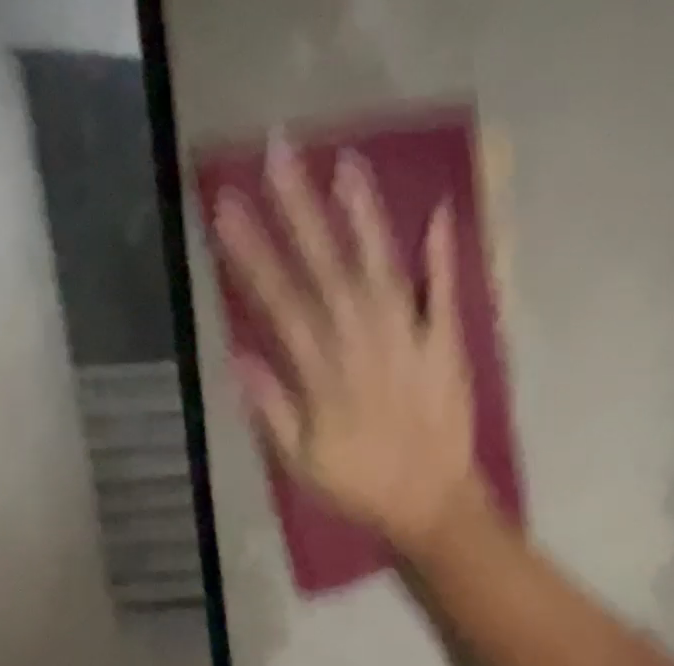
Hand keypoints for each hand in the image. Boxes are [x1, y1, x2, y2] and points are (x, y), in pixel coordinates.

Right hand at [212, 144, 486, 552]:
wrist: (434, 505)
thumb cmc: (363, 487)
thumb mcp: (302, 463)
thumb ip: (271, 409)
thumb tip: (238, 355)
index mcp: (323, 373)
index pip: (281, 301)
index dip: (252, 253)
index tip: (226, 204)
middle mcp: (363, 345)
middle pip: (327, 270)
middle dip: (300, 210)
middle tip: (279, 152)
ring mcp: (409, 343)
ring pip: (382, 271)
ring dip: (364, 218)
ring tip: (348, 165)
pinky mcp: (447, 348)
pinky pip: (445, 299)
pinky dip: (443, 259)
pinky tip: (440, 214)